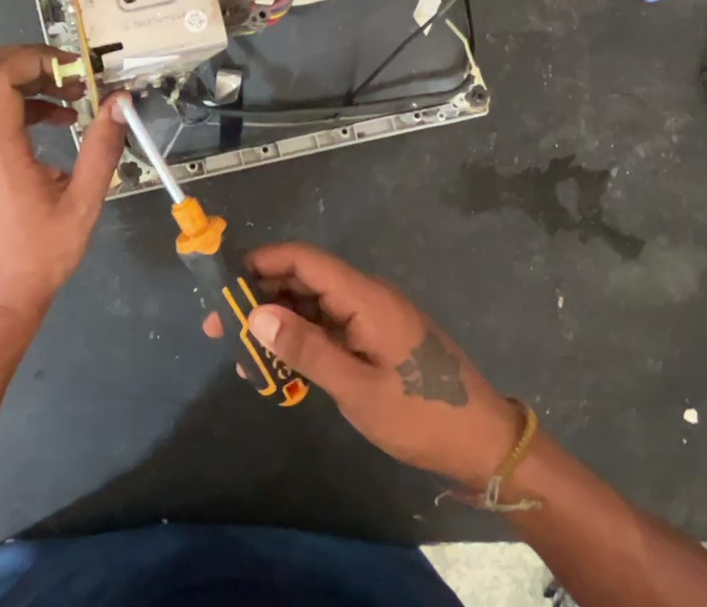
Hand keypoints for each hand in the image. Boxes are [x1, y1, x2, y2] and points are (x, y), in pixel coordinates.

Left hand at [0, 46, 125, 316]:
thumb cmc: (41, 254)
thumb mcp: (83, 203)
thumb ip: (102, 148)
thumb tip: (121, 103)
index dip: (35, 59)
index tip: (74, 71)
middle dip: (28, 61)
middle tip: (71, 77)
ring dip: (23, 82)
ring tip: (70, 102)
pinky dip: (14, 105)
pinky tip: (53, 124)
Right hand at [240, 243, 520, 491]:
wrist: (485, 446)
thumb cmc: (422, 416)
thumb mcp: (357, 388)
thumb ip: (305, 349)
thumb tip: (254, 313)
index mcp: (366, 297)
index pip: (304, 259)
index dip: (260, 263)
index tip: (221, 285)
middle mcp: (367, 298)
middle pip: (303, 280)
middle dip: (259, 299)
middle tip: (221, 331)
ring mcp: (372, 319)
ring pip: (312, 307)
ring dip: (277, 326)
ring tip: (244, 359)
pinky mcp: (376, 341)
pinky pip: (328, 329)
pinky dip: (301, 343)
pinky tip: (279, 370)